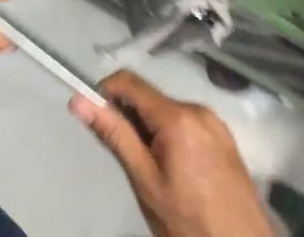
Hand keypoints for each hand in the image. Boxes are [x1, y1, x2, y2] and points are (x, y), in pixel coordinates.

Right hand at [71, 71, 272, 236]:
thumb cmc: (189, 221)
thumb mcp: (145, 181)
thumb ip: (114, 135)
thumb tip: (78, 101)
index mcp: (178, 117)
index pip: (129, 82)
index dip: (104, 92)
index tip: (95, 118)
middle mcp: (198, 109)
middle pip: (148, 97)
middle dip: (129, 117)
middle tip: (127, 156)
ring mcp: (215, 123)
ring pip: (166, 110)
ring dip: (150, 128)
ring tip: (152, 168)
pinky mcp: (225, 138)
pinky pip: (186, 122)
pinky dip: (170, 135)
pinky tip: (175, 169)